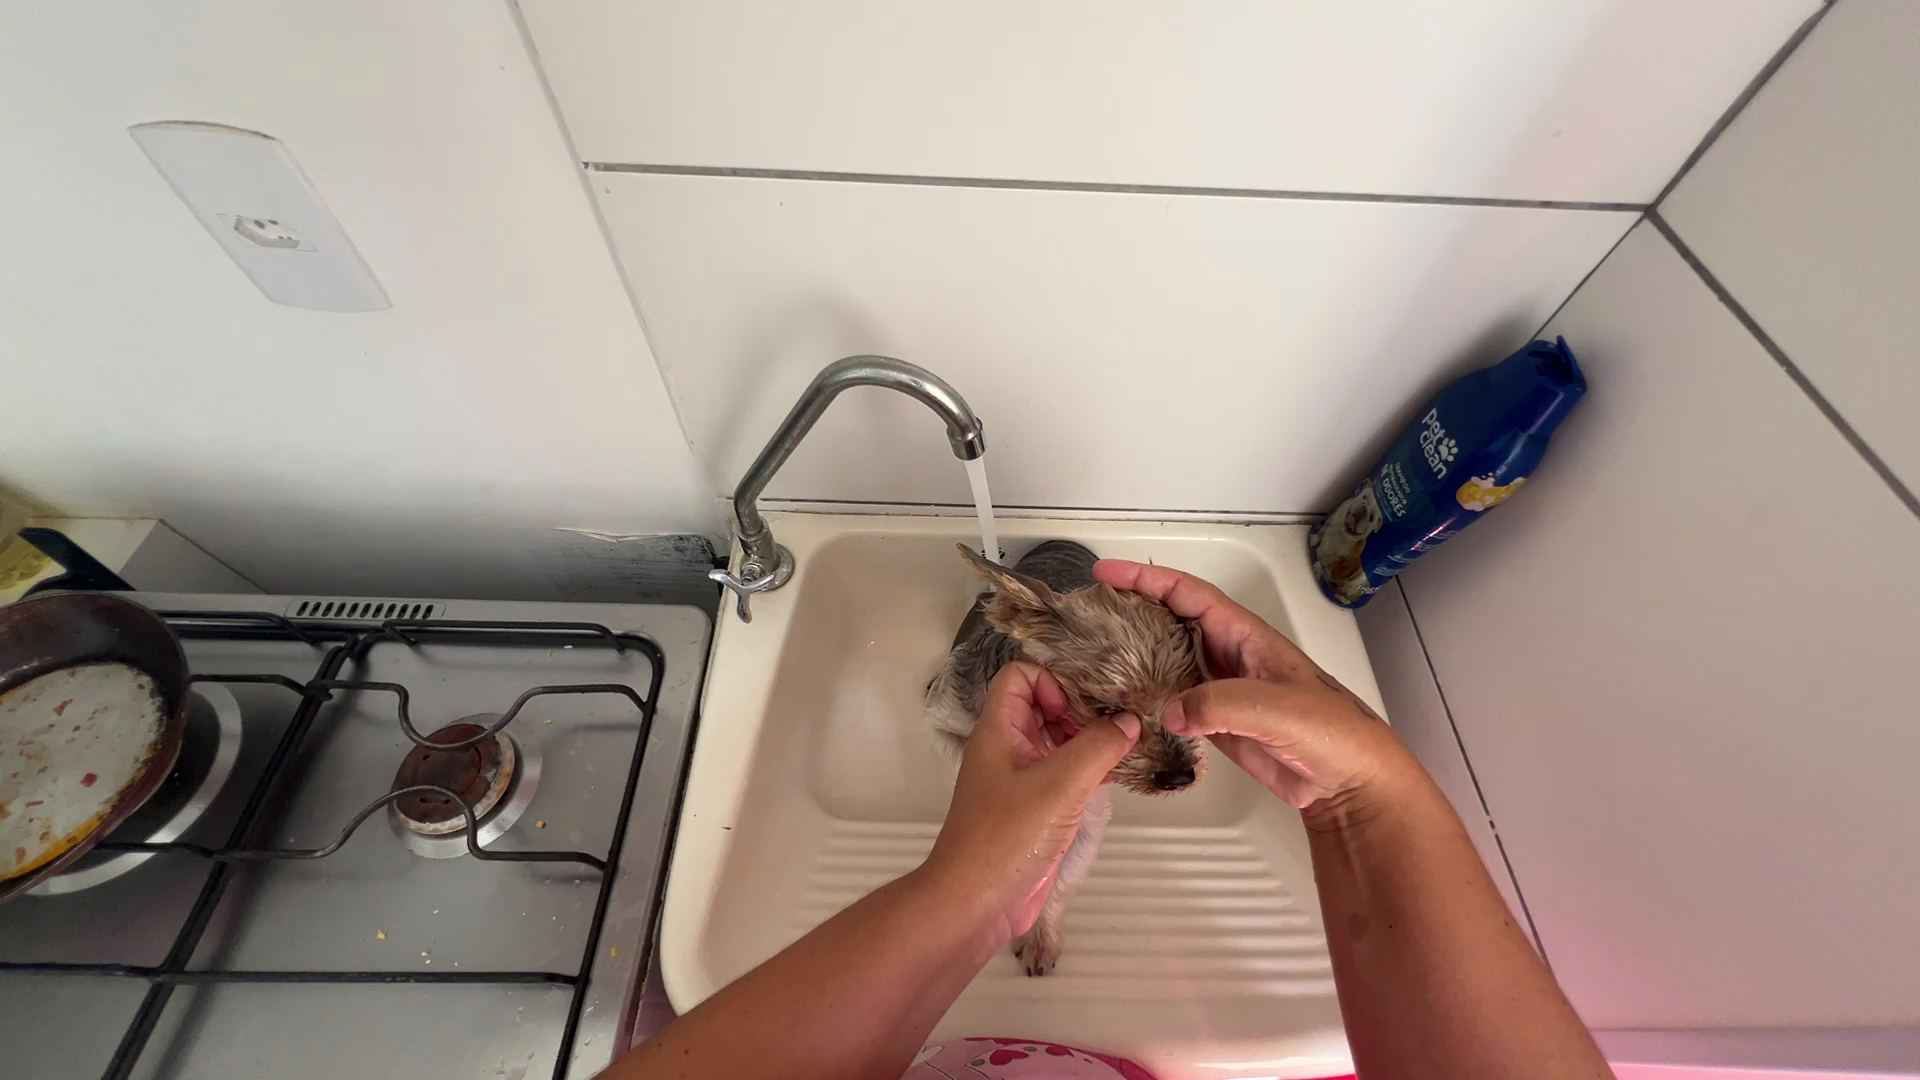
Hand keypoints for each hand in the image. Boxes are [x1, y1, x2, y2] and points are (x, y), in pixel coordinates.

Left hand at [922, 662, 1140, 941]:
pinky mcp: (1035, 807)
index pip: (1020, 676)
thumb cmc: (1007, 836)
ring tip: (1129, 747)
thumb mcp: (1059, 784)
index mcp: (999, 729)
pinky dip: (1090, 769)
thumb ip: (1098, 747)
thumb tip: (1129, 722)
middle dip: (1082, 710)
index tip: (1079, 710)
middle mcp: (1008, 747)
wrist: (975, 903)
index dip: (1051, 682)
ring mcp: (1021, 778)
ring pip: (1058, 740)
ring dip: (1091, 740)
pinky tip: (1120, 775)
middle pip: (1045, 705)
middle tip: (1121, 724)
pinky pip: (1064, 773)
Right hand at [1093, 560, 1418, 827]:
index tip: (1106, 573)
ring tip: (1095, 652)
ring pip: (1165, 658)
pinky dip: (1144, 696)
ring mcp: (1219, 687)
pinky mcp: (1215, 720)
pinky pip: (1170, 698)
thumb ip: (1220, 703)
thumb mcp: (1277, 708)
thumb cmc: (1333, 733)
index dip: (1144, 578)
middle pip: (1169, 619)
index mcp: (1243, 634)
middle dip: (1131, 608)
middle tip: (1091, 612)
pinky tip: (1123, 701)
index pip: (1186, 593)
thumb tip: (1169, 710)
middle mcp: (1226, 653)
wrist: (1352, 782)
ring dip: (1133, 653)